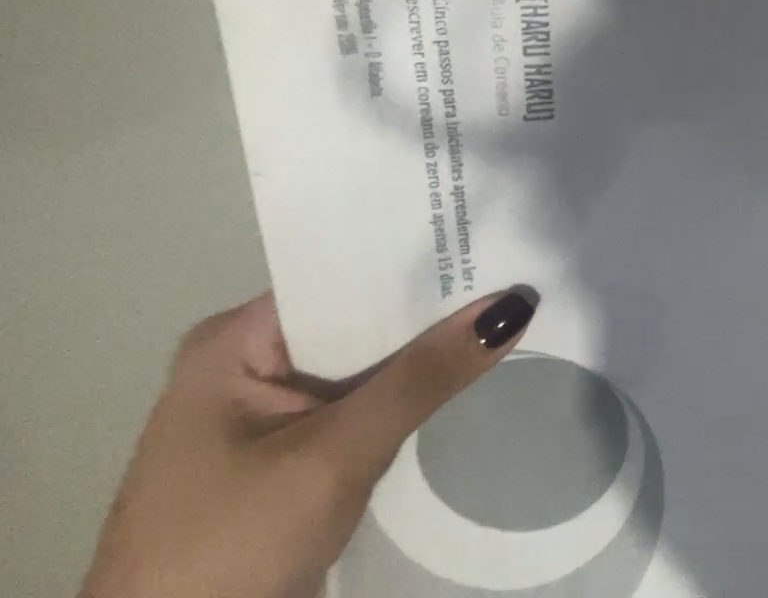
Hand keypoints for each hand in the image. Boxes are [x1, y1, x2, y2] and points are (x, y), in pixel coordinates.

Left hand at [79, 289, 536, 597]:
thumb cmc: (230, 544)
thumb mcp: (335, 454)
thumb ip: (423, 377)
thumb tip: (514, 305)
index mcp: (235, 342)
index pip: (347, 276)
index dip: (421, 259)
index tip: (493, 238)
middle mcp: (252, 361)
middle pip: (364, 315)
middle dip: (436, 303)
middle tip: (522, 268)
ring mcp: (274, 407)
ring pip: (373, 357)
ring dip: (431, 346)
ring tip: (516, 306)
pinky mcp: (298, 447)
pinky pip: (370, 395)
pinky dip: (416, 384)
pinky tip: (473, 364)